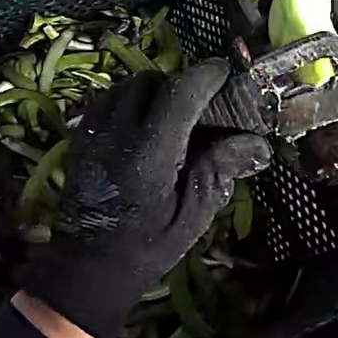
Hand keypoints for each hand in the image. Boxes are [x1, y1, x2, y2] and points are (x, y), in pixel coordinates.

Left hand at [15, 60, 270, 337]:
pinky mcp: (79, 139)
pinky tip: (139, 124)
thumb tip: (258, 142)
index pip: (179, 94)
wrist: (88, 267)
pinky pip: (104, 102)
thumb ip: (220, 170)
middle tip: (198, 102)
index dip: (205, 75)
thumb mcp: (192, 215)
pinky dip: (126, 102)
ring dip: (150, 91)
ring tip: (168, 112)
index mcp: (150, 154)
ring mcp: (93, 134)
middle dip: (177, 83)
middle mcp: (118, 134)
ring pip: (124, 87)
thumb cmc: (146, 246)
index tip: (225, 70)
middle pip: (149, 82)